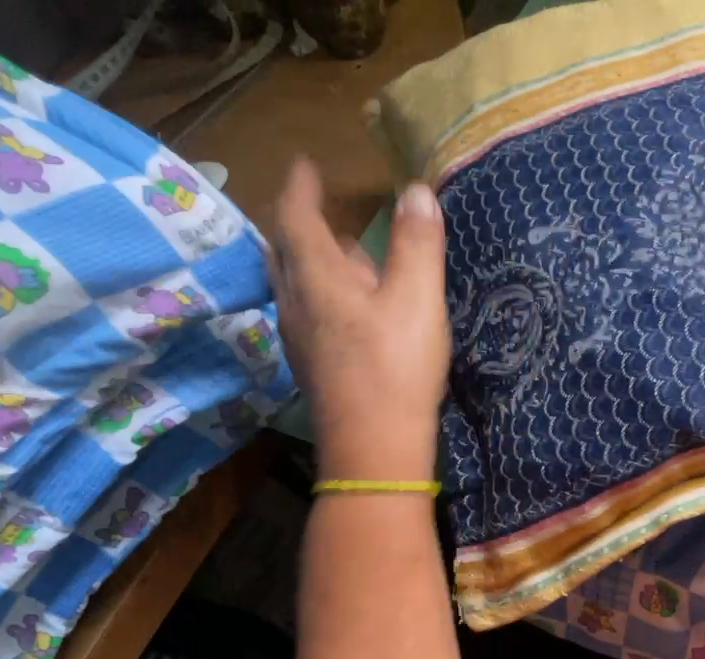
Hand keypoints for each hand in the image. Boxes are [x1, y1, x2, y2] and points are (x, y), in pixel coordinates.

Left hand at [270, 157, 448, 480]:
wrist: (374, 448)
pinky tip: (348, 313)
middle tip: (323, 211)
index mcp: (316, 278)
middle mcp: (296, 302)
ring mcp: (299, 338)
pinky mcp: (313, 367)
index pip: (296, 216)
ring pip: (296, 285)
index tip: (305, 163)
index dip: (300, 186)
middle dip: (302, 224)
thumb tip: (417, 190)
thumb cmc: (396, 368)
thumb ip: (417, 245)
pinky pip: (308, 313)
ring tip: (343, 259)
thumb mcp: (418, 300)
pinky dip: (322, 295)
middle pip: (286, 251)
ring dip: (313, 263)